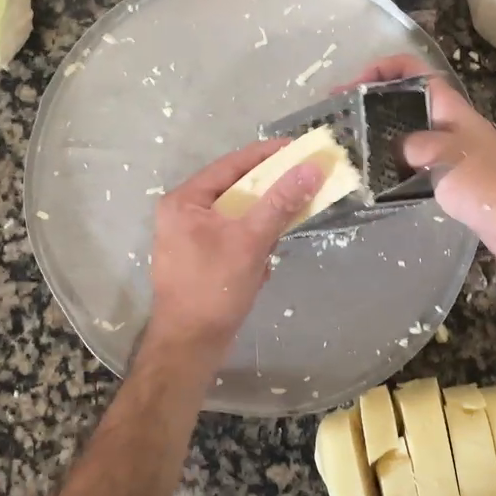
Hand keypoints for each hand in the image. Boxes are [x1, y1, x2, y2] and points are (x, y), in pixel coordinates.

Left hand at [147, 139, 322, 355]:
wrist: (189, 347)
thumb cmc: (213, 289)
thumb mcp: (251, 241)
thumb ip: (281, 202)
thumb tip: (311, 168)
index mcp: (185, 201)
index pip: (232, 164)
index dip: (268, 154)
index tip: (300, 148)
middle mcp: (183, 213)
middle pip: (236, 189)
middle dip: (270, 191)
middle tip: (304, 182)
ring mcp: (190, 238)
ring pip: (238, 216)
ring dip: (263, 222)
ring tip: (286, 227)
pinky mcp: (201, 260)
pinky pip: (234, 238)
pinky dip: (254, 243)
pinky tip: (265, 262)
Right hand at [344, 54, 495, 265]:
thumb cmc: (485, 182)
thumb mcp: (441, 155)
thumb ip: (410, 144)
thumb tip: (393, 148)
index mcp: (450, 107)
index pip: (415, 71)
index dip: (385, 68)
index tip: (355, 84)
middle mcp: (450, 122)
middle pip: (408, 100)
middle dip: (375, 103)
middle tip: (345, 116)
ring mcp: (452, 149)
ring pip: (410, 132)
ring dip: (383, 134)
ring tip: (353, 145)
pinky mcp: (452, 176)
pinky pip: (417, 161)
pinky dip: (396, 163)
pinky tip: (378, 177)